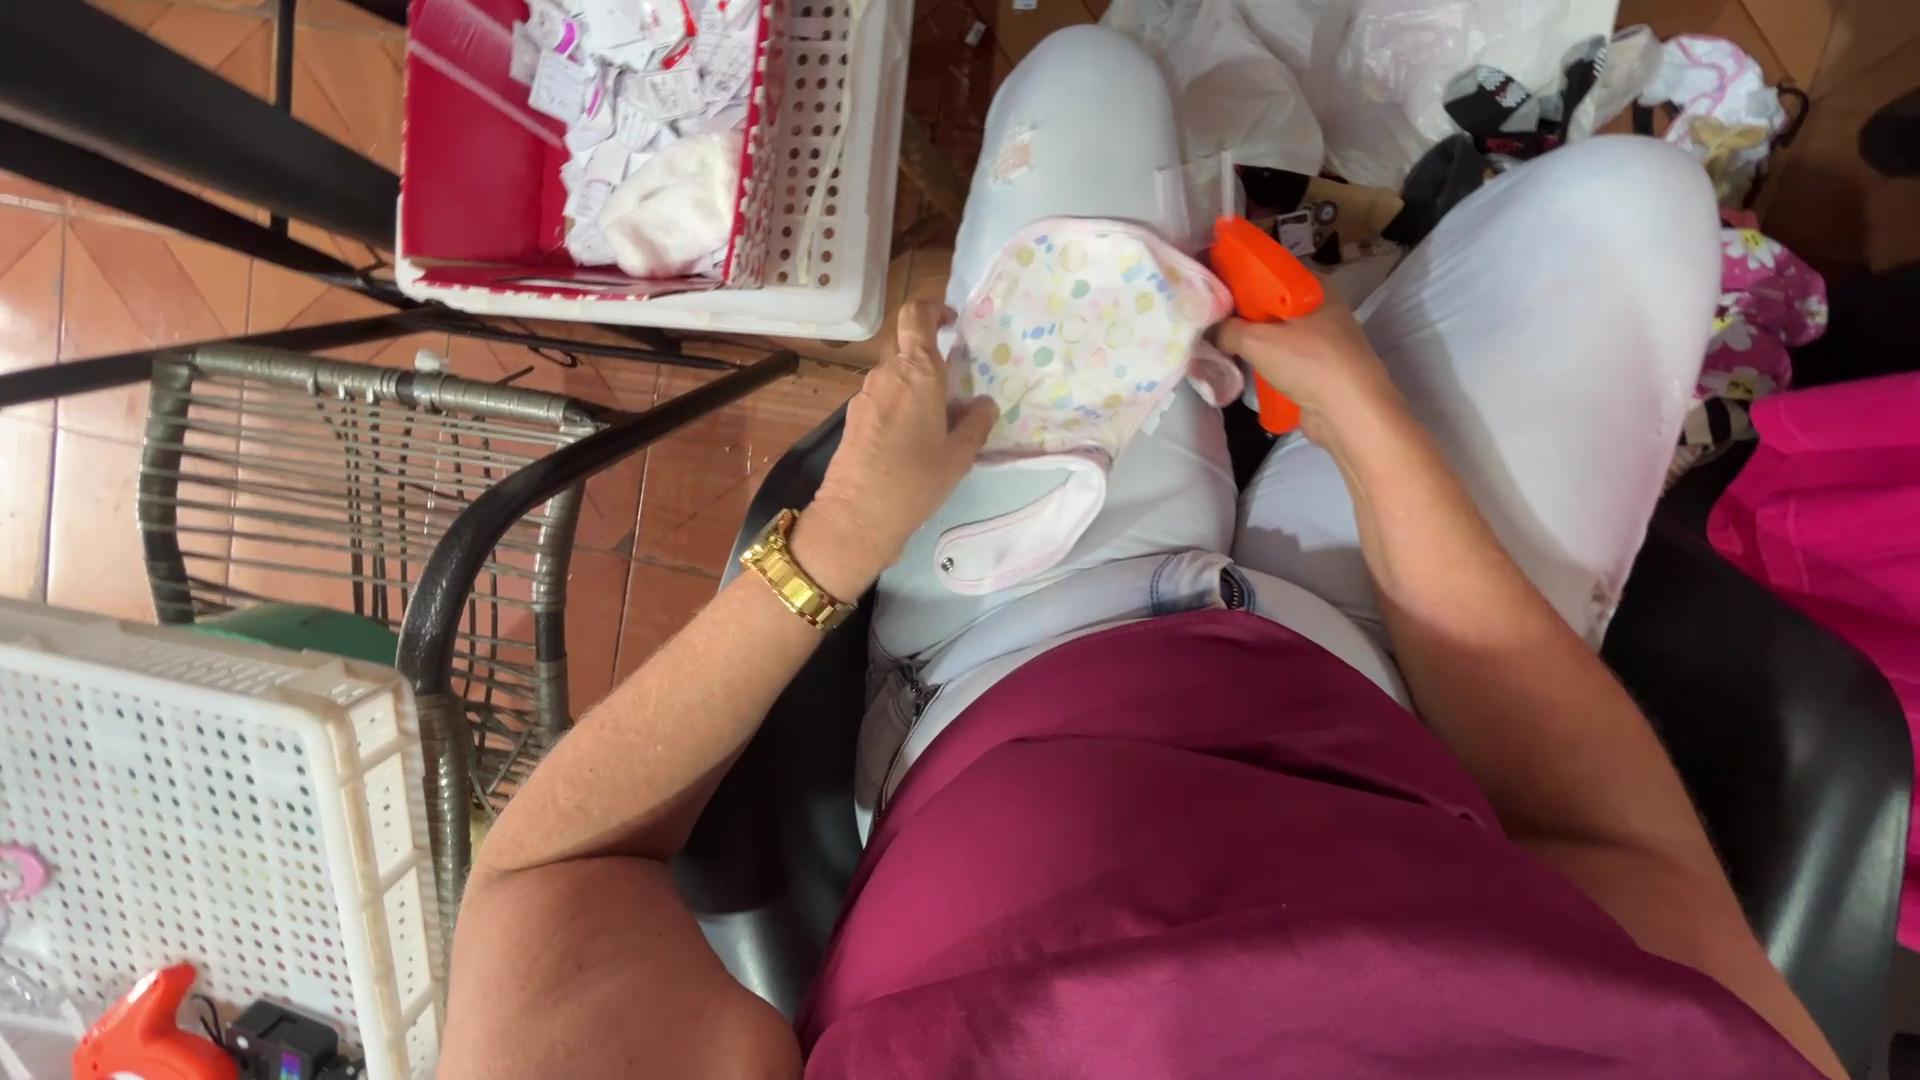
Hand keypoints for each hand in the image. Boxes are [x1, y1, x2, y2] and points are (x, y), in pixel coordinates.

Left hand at [798, 302, 997, 591]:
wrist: (857, 517)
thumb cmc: (915, 481)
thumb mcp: (959, 456)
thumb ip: (976, 424)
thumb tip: (984, 404)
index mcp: (917, 372)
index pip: (916, 315)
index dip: (933, 309)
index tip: (950, 323)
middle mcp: (887, 374)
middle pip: (909, 352)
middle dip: (932, 365)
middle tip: (956, 393)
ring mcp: (865, 396)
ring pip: (896, 379)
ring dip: (916, 390)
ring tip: (937, 424)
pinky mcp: (854, 419)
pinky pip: (883, 401)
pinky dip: (900, 409)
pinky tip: (913, 442)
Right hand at [1217, 298, 1403, 446]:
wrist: (1347, 411)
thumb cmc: (1308, 363)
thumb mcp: (1257, 340)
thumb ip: (1227, 330)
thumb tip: (1209, 330)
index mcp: (1313, 287)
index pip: (1269, 275)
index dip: (1238, 282)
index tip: (1210, 293)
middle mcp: (1319, 307)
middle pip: (1269, 306)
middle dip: (1240, 316)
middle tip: (1209, 322)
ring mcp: (1320, 339)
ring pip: (1275, 333)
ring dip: (1250, 342)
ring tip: (1219, 346)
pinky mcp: (1316, 366)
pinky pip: (1281, 357)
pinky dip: (1263, 362)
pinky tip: (1242, 367)